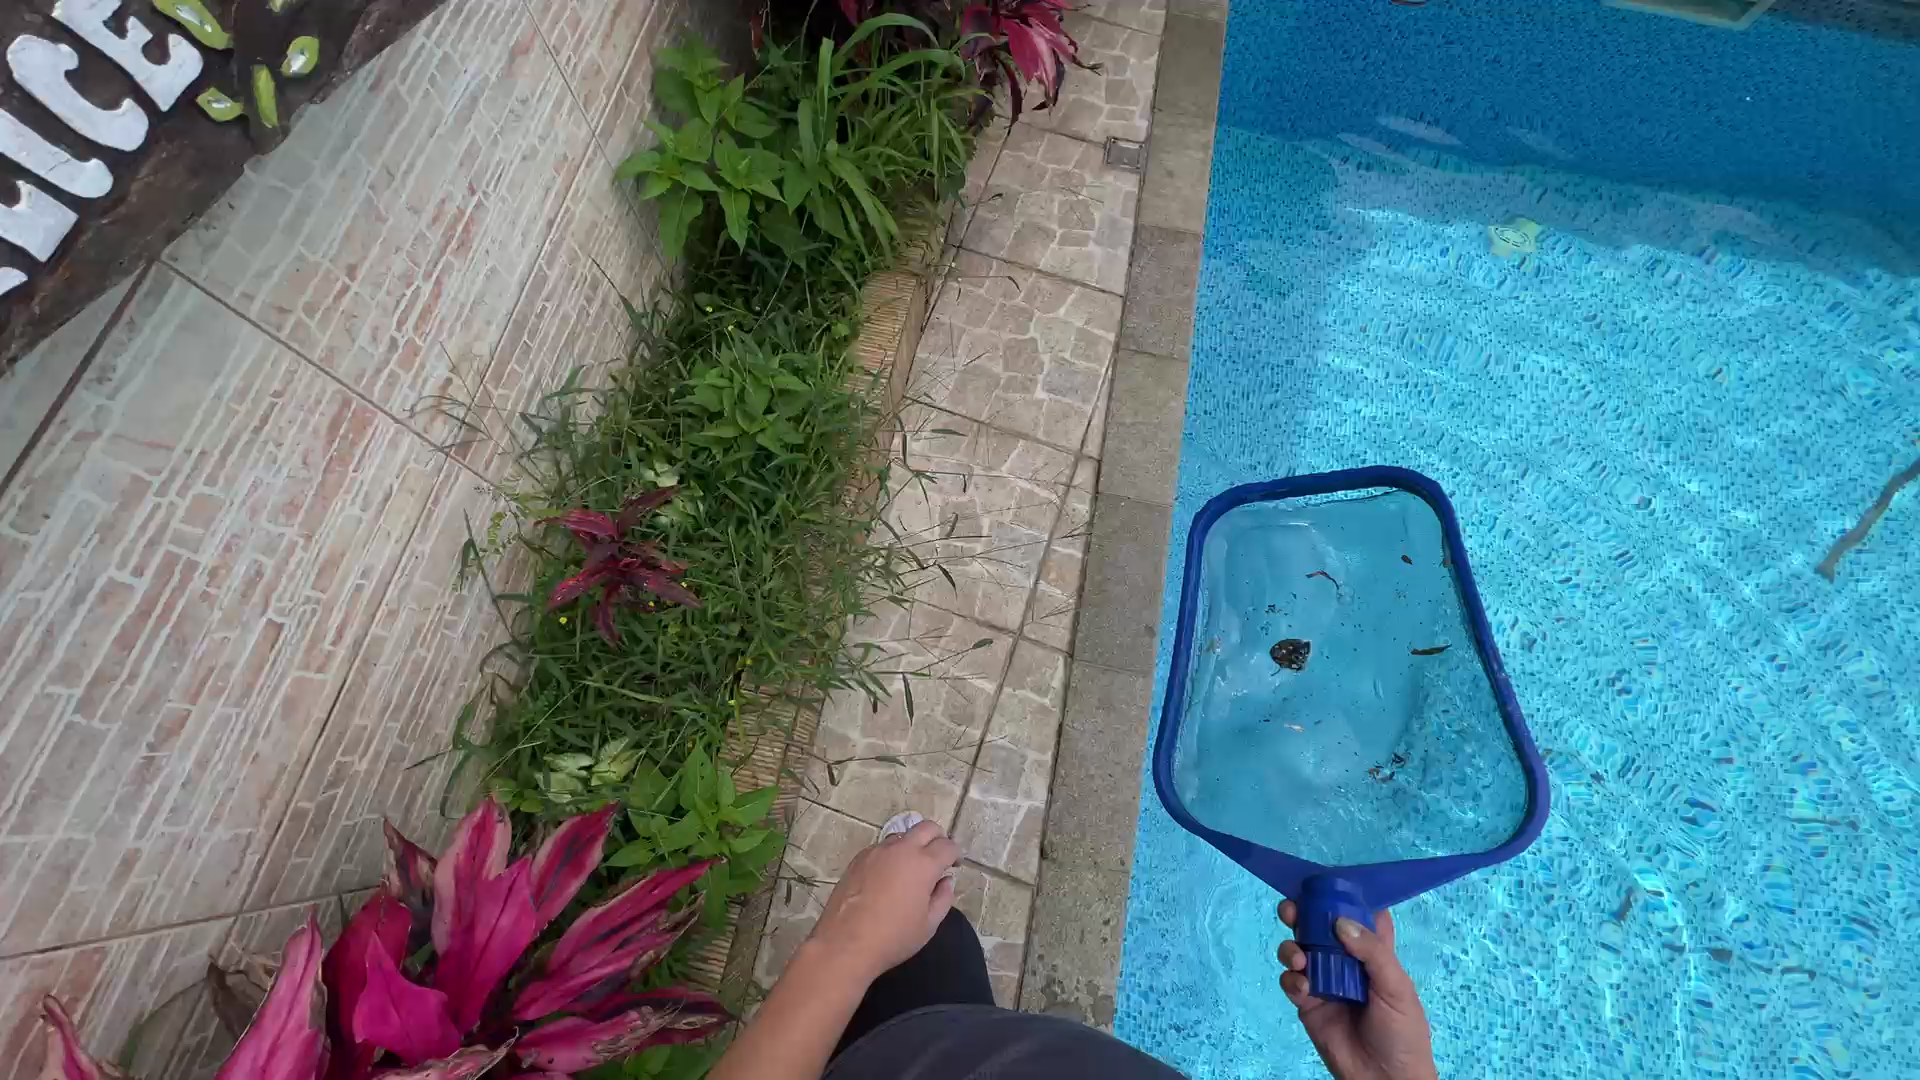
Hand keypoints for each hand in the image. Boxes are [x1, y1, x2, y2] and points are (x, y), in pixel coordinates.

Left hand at [806, 820, 962, 982]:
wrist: (845, 943)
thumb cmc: (893, 938)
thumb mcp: (929, 925)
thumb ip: (943, 898)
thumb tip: (946, 880)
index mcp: (923, 864)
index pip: (947, 845)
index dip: (955, 853)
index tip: (955, 865)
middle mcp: (901, 849)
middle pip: (926, 827)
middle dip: (938, 838)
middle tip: (938, 858)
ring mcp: (878, 850)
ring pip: (902, 835)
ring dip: (913, 844)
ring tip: (911, 869)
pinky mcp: (859, 857)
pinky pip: (882, 847)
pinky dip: (892, 855)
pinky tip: (887, 877)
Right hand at [1277, 900, 1436, 1079]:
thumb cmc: (1402, 1034)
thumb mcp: (1397, 990)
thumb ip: (1372, 953)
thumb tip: (1339, 921)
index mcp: (1371, 953)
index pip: (1357, 915)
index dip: (1342, 896)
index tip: (1324, 881)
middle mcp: (1344, 960)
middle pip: (1317, 925)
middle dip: (1301, 912)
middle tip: (1290, 909)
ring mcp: (1323, 979)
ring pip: (1298, 947)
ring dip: (1291, 945)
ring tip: (1298, 958)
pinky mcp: (1307, 1001)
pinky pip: (1290, 979)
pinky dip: (1292, 978)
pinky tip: (1304, 988)